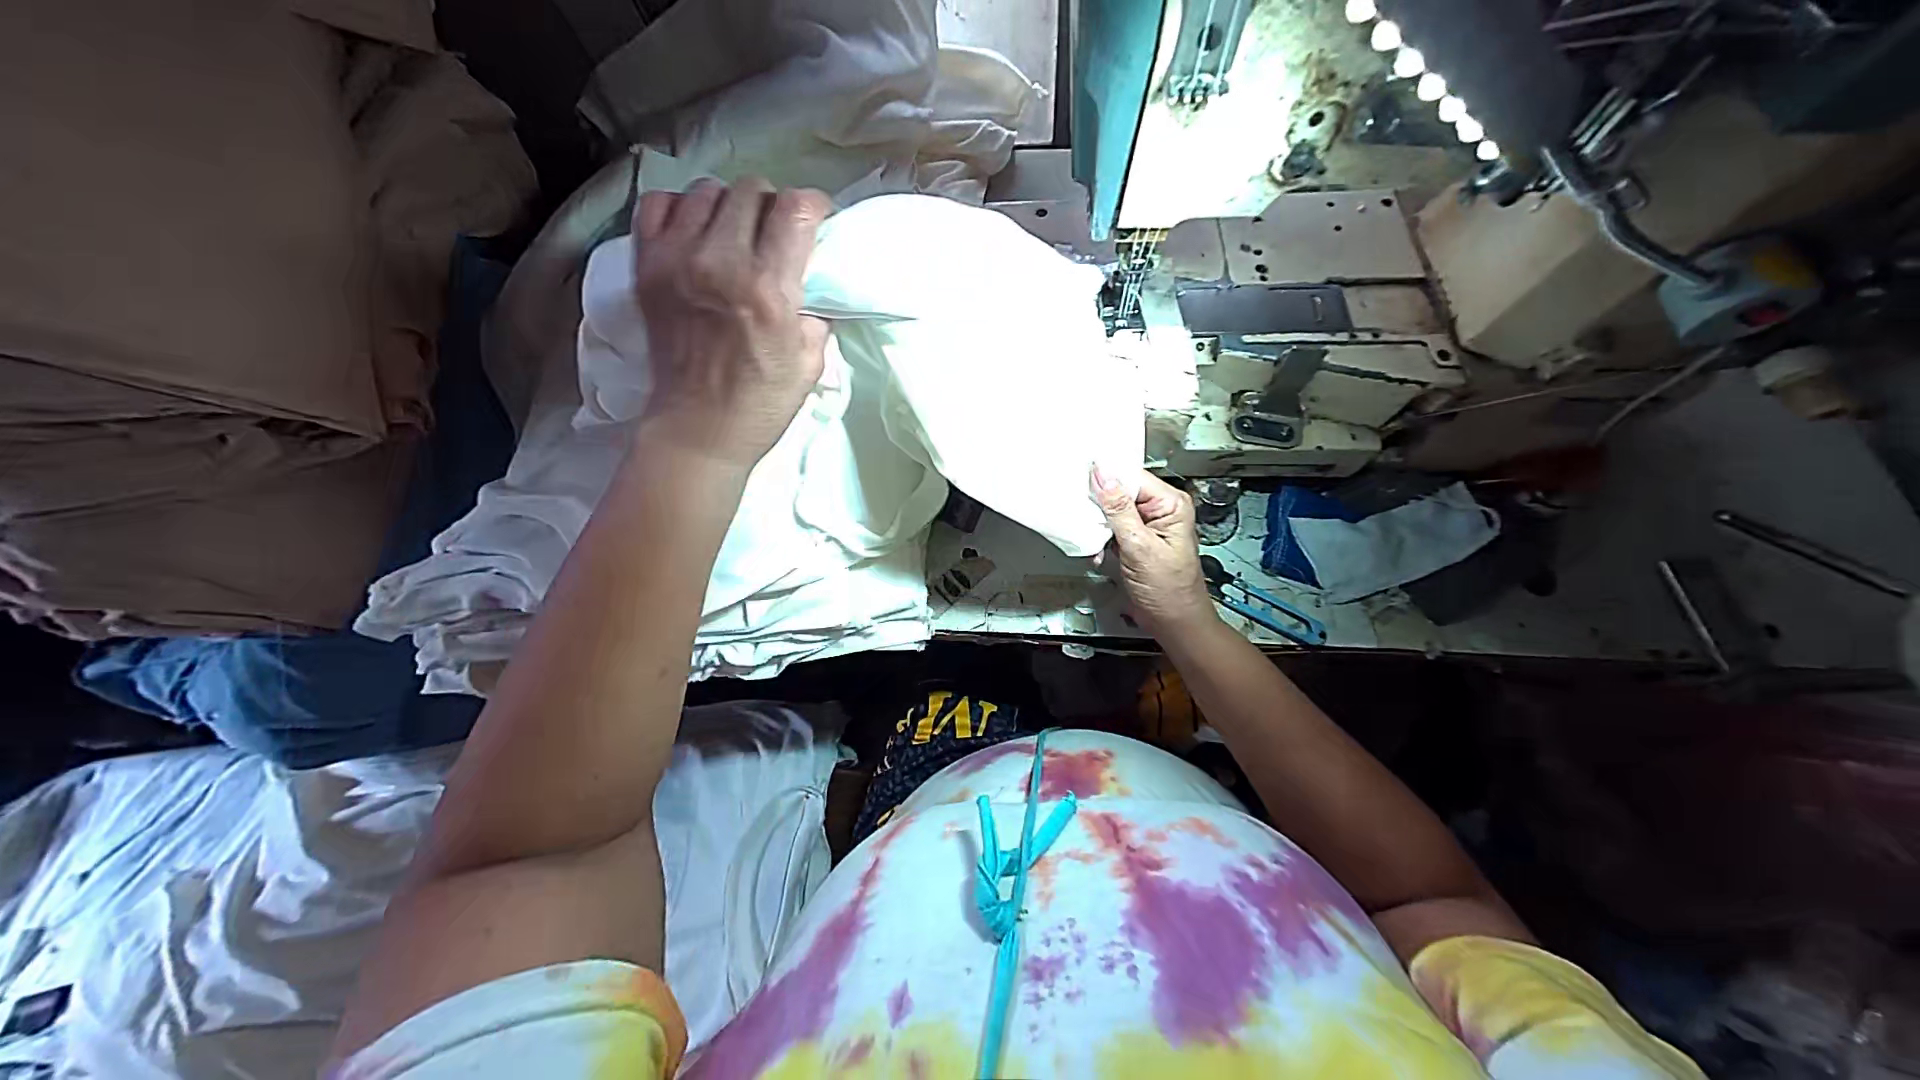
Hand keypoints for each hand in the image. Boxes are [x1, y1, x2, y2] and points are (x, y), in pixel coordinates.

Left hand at [631, 177, 832, 467]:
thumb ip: (814, 310)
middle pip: (752, 189)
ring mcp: (677, 260)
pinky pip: (659, 205)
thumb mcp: (810, 362)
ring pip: (708, 191)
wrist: (698, 430)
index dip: (814, 205)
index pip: (795, 208)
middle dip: (773, 205)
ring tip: (735, 233)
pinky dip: (681, 210)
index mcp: (769, 290)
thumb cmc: (761, 404)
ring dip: (729, 206)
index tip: (817, 219)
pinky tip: (696, 233)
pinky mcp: (646, 266)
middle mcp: (721, 263)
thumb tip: (808, 279)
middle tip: (775, 232)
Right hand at [1090, 466, 1219, 637]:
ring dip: (1098, 525)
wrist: (1172, 622)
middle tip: (1088, 516)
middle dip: (1100, 505)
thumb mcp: (1140, 547)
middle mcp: (1160, 510)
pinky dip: (1100, 539)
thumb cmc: (1170, 591)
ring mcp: (1146, 525)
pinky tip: (1100, 551)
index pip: (1133, 476)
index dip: (1107, 477)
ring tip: (1097, 540)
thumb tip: (1104, 477)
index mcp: (1171, 504)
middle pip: (1120, 491)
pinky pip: (1110, 528)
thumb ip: (1119, 510)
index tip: (1083, 481)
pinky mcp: (1134, 539)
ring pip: (1111, 510)